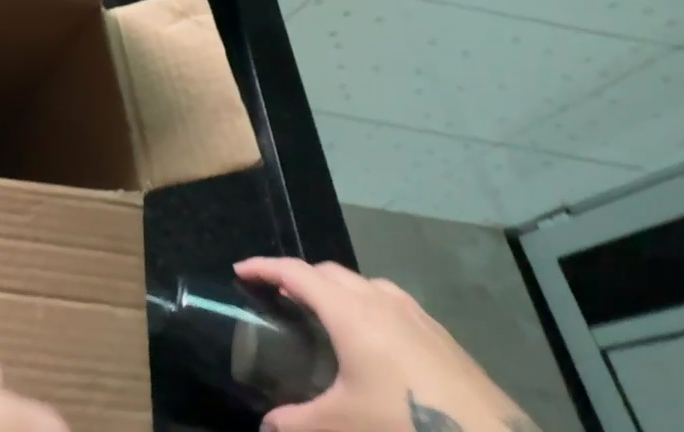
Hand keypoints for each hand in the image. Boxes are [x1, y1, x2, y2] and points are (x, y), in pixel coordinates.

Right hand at [235, 258, 536, 431]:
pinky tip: (375, 342)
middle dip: (301, 277)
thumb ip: (297, 422)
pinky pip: (394, 305)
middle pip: (331, 272)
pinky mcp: (443, 337)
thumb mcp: (342, 426)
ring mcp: (417, 316)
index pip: (296, 273)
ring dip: (339, 290)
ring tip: (326, 315)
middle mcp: (381, 301)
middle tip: (279, 296)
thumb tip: (268, 426)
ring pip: (366, 285)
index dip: (264, 268)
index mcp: (350, 312)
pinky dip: (370, 307)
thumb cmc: (407, 424)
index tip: (240, 270)